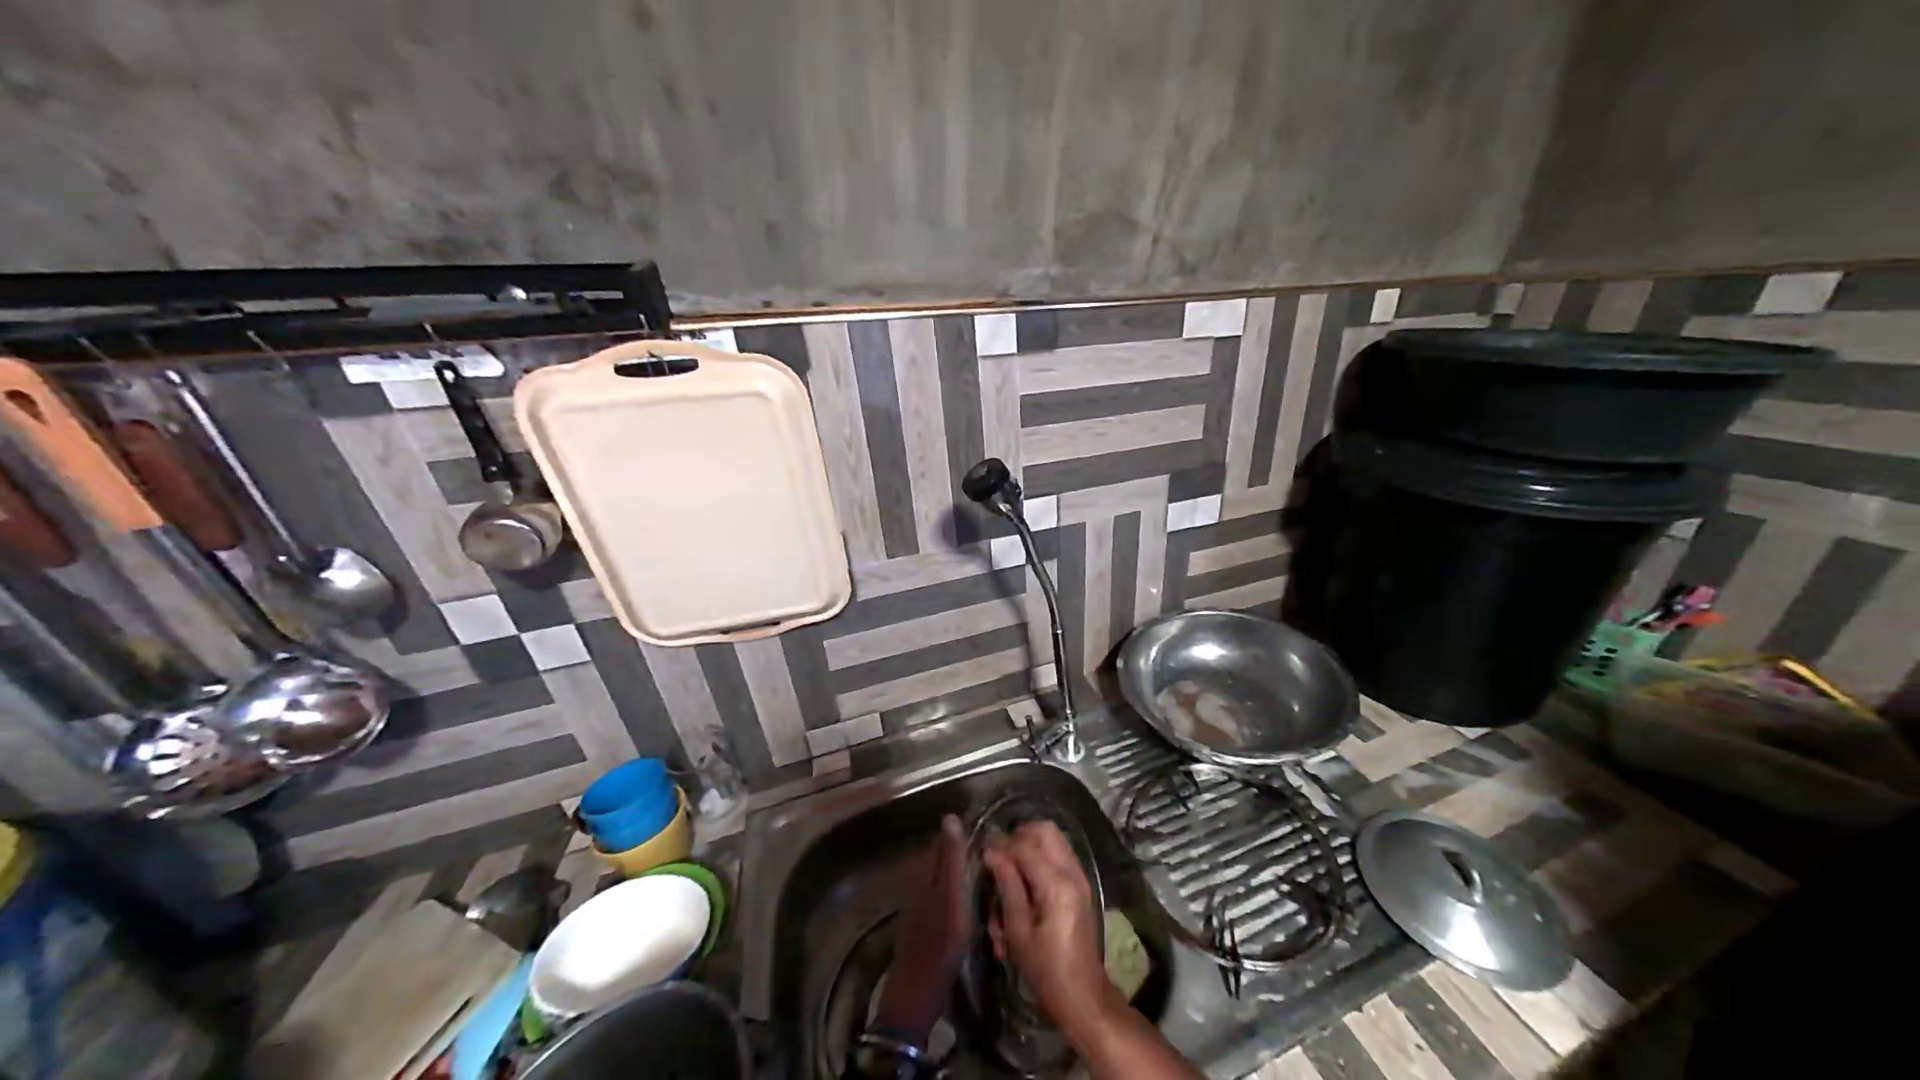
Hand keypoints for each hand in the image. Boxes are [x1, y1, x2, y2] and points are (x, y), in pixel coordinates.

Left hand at [875, 814, 972, 1035]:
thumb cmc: (939, 941)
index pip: (945, 837)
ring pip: (945, 875)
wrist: (918, 990)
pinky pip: (945, 894)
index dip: (967, 834)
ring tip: (991, 879)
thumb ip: (951, 858)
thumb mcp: (952, 896)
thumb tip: (951, 816)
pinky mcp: (924, 918)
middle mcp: (917, 879)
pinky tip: (975, 902)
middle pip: (944, 856)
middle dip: (966, 853)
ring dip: (965, 874)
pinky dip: (960, 893)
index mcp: (923, 868)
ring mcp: (919, 900)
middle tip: (997, 860)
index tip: (994, 838)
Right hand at [981, 820, 1121, 1039]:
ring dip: (1029, 848)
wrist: (1083, 996)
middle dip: (1018, 837)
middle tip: (999, 859)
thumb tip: (992, 852)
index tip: (982, 852)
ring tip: (1010, 876)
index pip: (1025, 845)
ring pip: (1053, 839)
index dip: (1001, 844)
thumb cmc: (1045, 969)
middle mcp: (1073, 872)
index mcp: (1057, 885)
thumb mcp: (1018, 931)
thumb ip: (1007, 885)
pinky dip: (1040, 861)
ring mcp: (1080, 877)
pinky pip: (1058, 856)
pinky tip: (1024, 887)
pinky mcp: (1080, 885)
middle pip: (1045, 829)